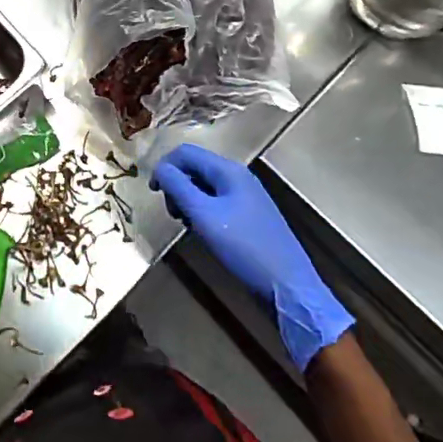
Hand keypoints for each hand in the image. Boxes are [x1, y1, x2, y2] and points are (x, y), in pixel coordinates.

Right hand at [151, 143, 352, 370]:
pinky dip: (202, 211)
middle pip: (194, 167)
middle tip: (172, 213)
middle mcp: (239, 178)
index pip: (185, 153)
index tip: (153, 192)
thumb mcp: (202, 215)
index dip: (164, 167)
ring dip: (187, 200)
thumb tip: (159, 168)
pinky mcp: (250, 216)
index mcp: (229, 171)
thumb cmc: (243, 247)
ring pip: (204, 186)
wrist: (289, 288)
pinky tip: (203, 231)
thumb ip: (177, 186)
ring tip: (186, 223)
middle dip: (176, 185)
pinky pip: (217, 202)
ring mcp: (247, 197)